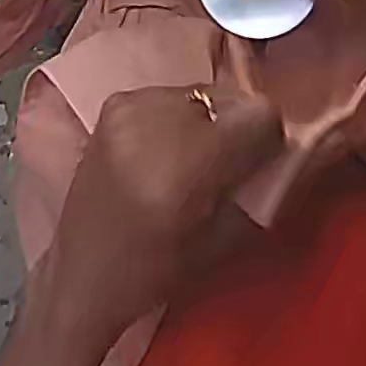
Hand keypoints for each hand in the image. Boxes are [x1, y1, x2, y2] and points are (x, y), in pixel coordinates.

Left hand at [41, 82, 282, 342]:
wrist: (81, 274)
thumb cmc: (156, 272)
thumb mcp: (224, 237)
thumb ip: (259, 181)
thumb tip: (283, 140)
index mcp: (184, 168)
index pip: (258, 113)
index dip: (268, 135)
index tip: (261, 158)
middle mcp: (154, 124)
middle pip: (230, 96)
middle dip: (237, 126)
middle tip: (226, 161)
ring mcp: (129, 107)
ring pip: (201, 92)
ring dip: (208, 118)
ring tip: (191, 155)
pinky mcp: (114, 103)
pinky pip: (171, 95)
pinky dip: (179, 116)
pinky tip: (164, 148)